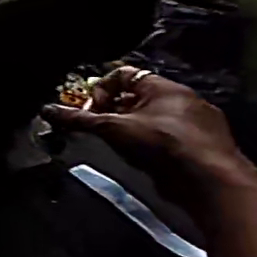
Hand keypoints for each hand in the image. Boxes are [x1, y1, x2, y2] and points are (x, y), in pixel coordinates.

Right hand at [42, 66, 256, 199]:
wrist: (209, 182)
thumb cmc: (161, 144)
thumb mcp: (111, 129)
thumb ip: (78, 119)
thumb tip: (48, 110)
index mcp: (166, 88)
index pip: (125, 74)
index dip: (101, 89)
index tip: (91, 109)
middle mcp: (184, 100)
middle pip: (135, 96)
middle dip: (110, 110)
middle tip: (97, 127)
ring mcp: (196, 123)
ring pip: (150, 117)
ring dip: (127, 126)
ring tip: (115, 143)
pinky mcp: (200, 144)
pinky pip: (165, 134)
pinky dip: (147, 141)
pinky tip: (140, 155)